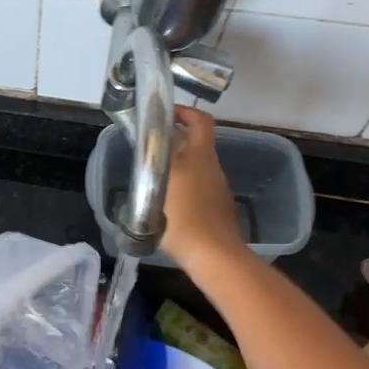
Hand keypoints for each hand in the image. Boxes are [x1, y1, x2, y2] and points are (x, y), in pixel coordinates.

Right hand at [160, 107, 244, 267]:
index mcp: (200, 156)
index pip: (201, 121)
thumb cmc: (183, 219)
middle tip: (155, 145)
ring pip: (200, 165)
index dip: (186, 112)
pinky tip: (172, 203)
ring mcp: (219, 187)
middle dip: (178, 140)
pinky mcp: (221, 206)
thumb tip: (147, 149)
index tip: (167, 114)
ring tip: (157, 177)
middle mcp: (212, 166)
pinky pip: (203, 186)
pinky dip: (189, 186)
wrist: (215, 255)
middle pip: (198, 143)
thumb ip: (152, 166)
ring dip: (182, 165)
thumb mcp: (158, 188)